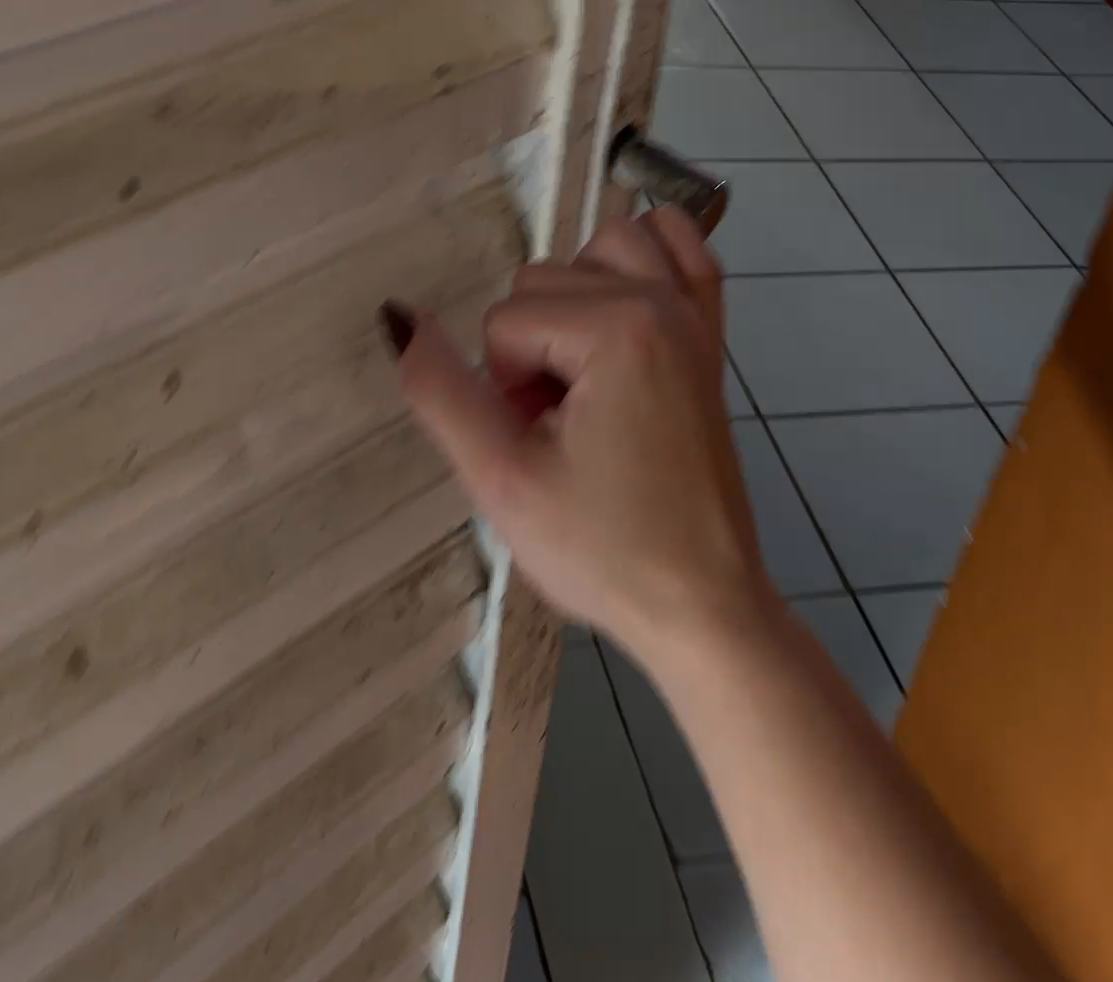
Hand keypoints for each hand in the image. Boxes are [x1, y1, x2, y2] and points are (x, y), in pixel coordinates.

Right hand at [389, 206, 774, 657]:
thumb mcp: (503, 480)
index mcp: (618, 329)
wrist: (699, 602)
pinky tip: (624, 307)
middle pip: (548, 280)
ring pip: (607, 249)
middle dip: (534, 355)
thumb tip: (400, 318)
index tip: (539, 451)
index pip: (504, 322)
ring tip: (583, 380)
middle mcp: (666, 303)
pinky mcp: (713, 346)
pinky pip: (685, 256)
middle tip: (558, 432)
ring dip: (576, 301)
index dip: (502, 391)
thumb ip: (441, 393)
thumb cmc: (604, 552)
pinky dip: (648, 261)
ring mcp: (699, 320)